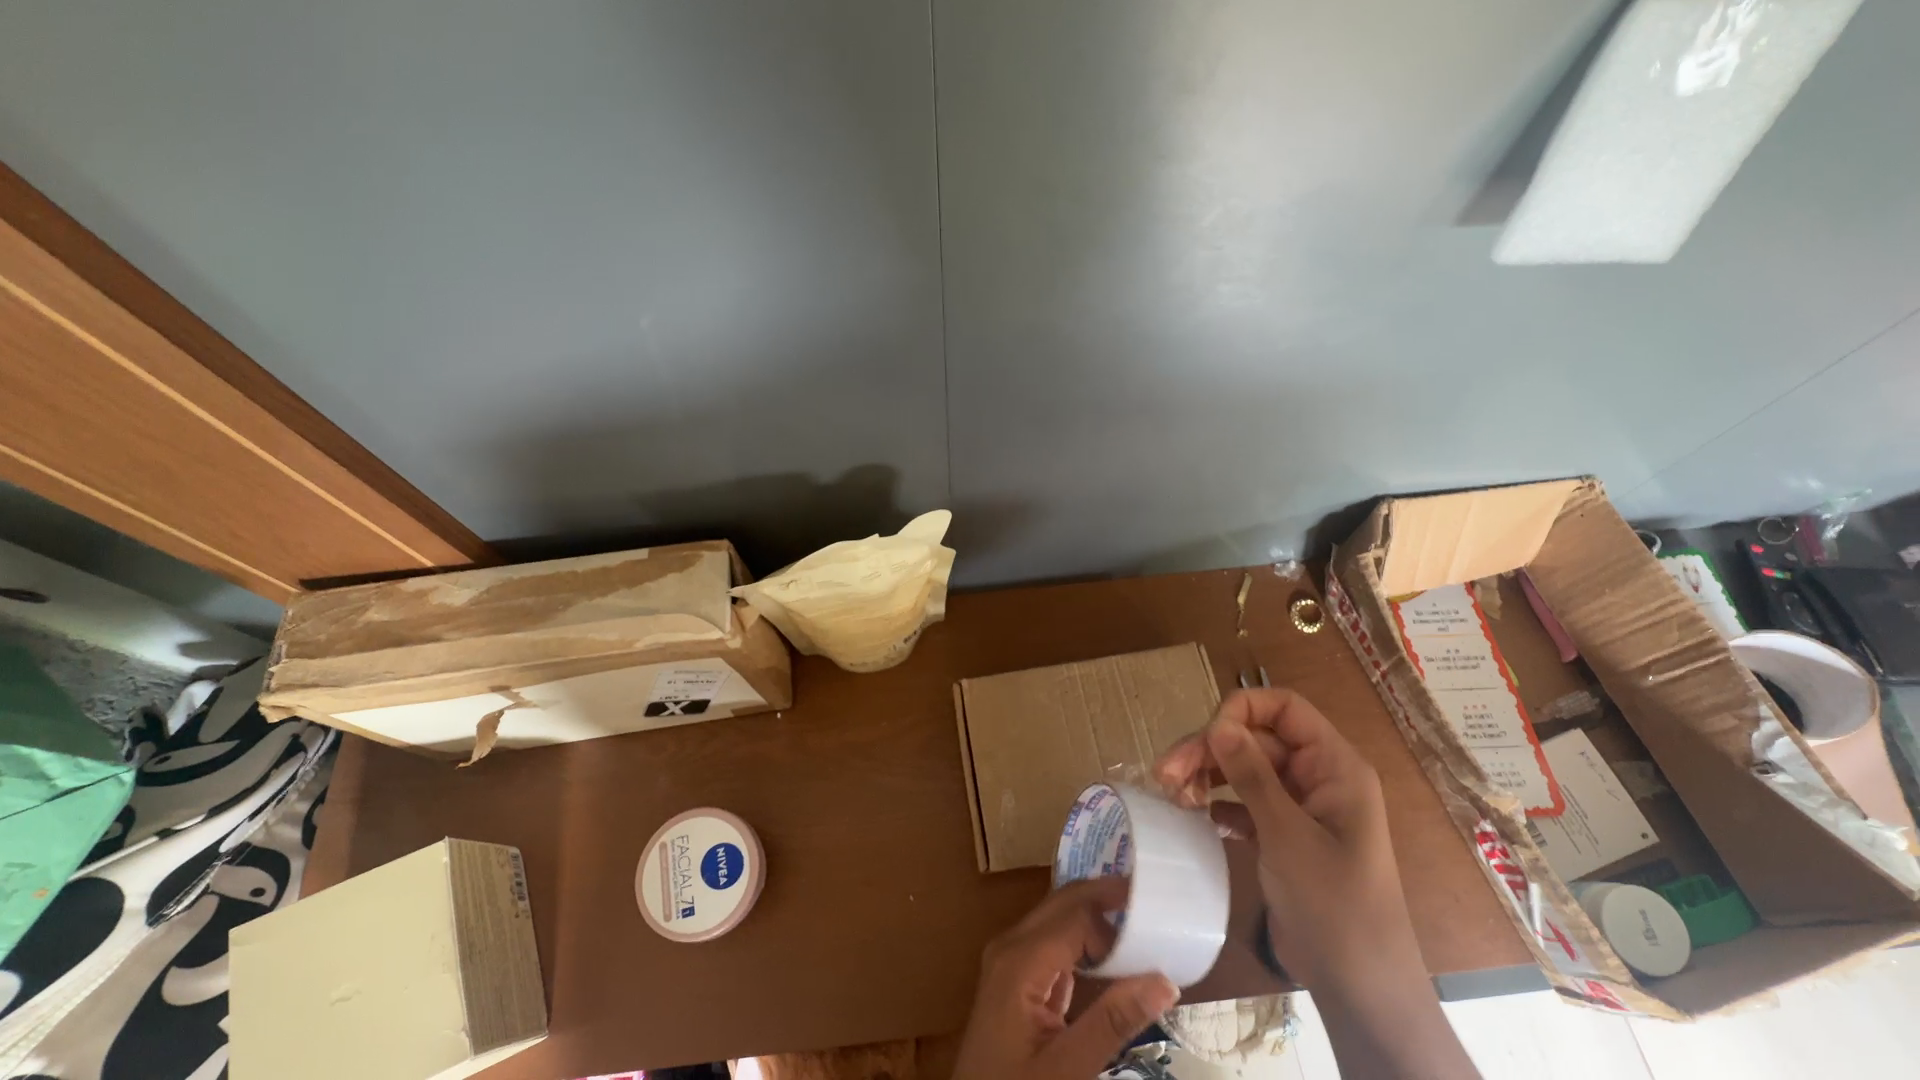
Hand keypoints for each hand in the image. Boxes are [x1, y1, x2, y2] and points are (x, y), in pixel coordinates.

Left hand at [952, 877, 1180, 1079]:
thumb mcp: (1067, 1066)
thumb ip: (1113, 1021)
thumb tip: (1165, 981)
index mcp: (1020, 959)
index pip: (1077, 915)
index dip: (1117, 923)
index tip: (1157, 941)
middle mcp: (1011, 946)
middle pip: (1064, 903)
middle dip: (1107, 899)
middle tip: (1154, 906)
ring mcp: (1010, 960)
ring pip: (1059, 919)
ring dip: (1098, 920)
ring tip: (1142, 931)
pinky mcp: (1016, 978)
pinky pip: (1054, 944)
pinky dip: (1086, 945)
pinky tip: (1113, 960)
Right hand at [1154, 688, 1415, 990]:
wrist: (1358, 982)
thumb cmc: (1333, 902)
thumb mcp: (1287, 834)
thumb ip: (1252, 776)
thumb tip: (1218, 725)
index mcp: (1333, 766)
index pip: (1284, 708)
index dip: (1241, 711)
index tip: (1204, 740)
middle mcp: (1317, 778)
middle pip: (1256, 739)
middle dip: (1209, 749)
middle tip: (1164, 776)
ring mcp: (1300, 808)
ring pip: (1245, 770)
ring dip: (1207, 776)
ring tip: (1173, 796)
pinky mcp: (1283, 836)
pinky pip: (1244, 803)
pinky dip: (1218, 805)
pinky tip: (1195, 818)